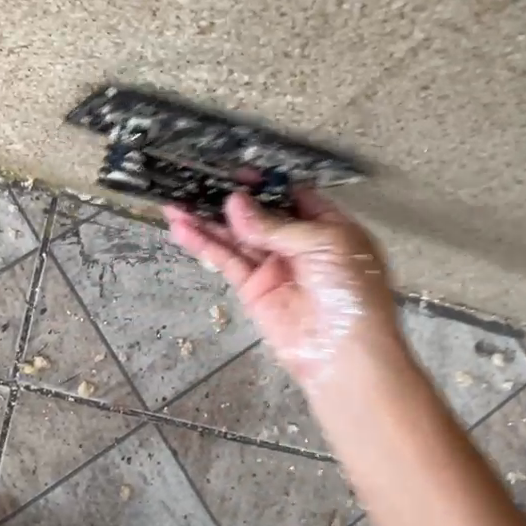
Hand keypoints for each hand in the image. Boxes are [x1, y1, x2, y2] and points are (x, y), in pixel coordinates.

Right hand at [165, 188, 400, 387]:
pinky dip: (203, 244)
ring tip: (175, 203)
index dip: (262, 184)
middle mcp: (298, 244)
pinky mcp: (252, 288)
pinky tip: (182, 229)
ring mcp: (274, 266)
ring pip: (235, 236)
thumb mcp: (322, 244)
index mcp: (327, 227)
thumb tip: (234, 204)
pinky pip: (225, 260)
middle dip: (227, 200)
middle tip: (194, 184)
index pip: (291, 197)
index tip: (233, 173)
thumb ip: (275, 224)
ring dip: (205, 220)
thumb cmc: (350, 292)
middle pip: (257, 215)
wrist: (343, 351)